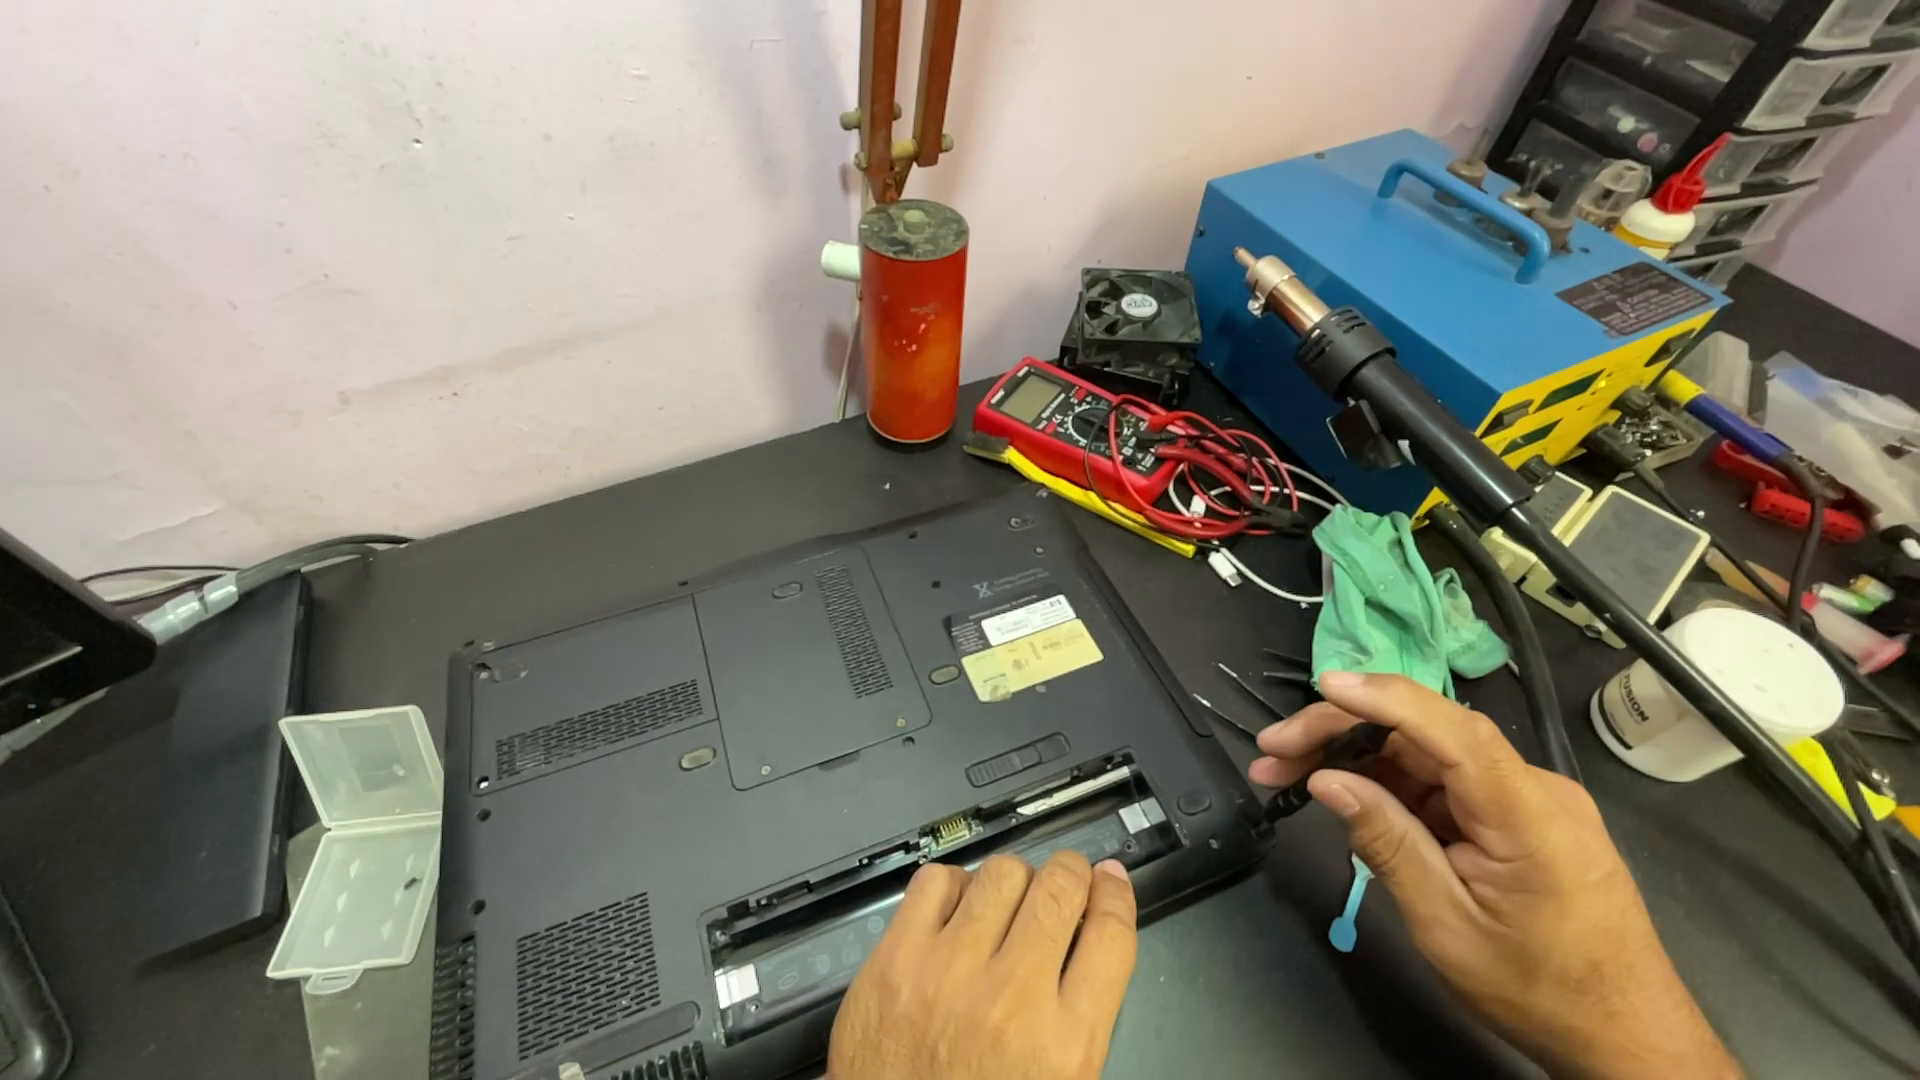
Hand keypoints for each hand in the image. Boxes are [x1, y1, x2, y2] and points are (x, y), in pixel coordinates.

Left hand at [827, 852, 1137, 1079]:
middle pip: (1059, 888)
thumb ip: (1083, 1010)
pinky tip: (957, 907)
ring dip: (1015, 879)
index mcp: (1064, 1045)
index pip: (1110, 935)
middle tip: (1064, 878)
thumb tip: (1093, 926)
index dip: (1116, 894)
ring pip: (1001, 873)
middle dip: (1070, 872)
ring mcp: (949, 972)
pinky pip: (936, 880)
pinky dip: (953, 884)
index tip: (1110, 879)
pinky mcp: (897, 958)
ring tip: (1009, 898)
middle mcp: (1011, 1000)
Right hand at [1250, 672, 1739, 1079]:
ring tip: (1287, 775)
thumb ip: (1387, 844)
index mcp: (1526, 813)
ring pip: (1424, 756)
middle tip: (1271, 754)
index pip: (1450, 729)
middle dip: (1340, 733)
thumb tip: (1327, 782)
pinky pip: (1440, 784)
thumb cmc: (1540, 992)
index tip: (1323, 685)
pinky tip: (1343, 796)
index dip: (1382, 698)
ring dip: (1354, 760)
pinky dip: (1386, 786)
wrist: (1629, 1042)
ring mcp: (1523, 799)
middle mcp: (1530, 788)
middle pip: (1423, 735)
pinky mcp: (1512, 816)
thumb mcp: (1447, 925)